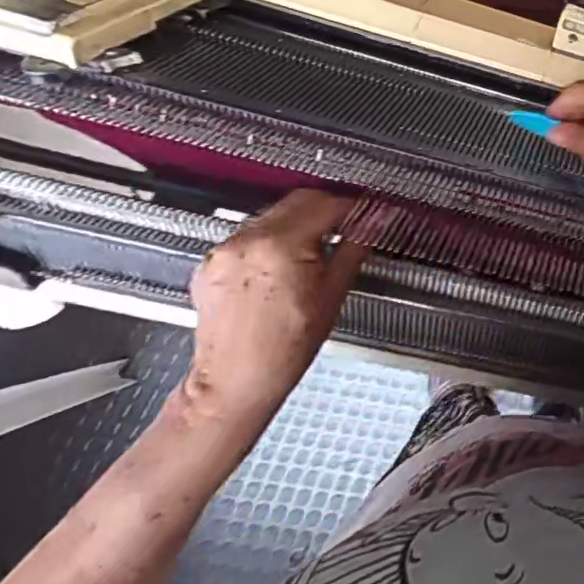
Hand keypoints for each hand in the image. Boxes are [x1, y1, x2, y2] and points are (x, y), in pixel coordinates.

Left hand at [182, 190, 364, 414]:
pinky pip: (248, 236)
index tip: (364, 211)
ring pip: (272, 215)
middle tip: (345, 223)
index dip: (352, 206)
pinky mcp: (211, 262)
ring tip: (312, 251)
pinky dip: (269, 242)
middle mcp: (249, 240)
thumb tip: (372, 223)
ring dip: (296, 223)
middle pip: (297, 201)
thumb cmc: (282, 350)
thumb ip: (354, 248)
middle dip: (325, 208)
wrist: (234, 382)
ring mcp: (226, 250)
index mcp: (282, 246)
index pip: (326, 204)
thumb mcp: (332, 294)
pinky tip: (280, 266)